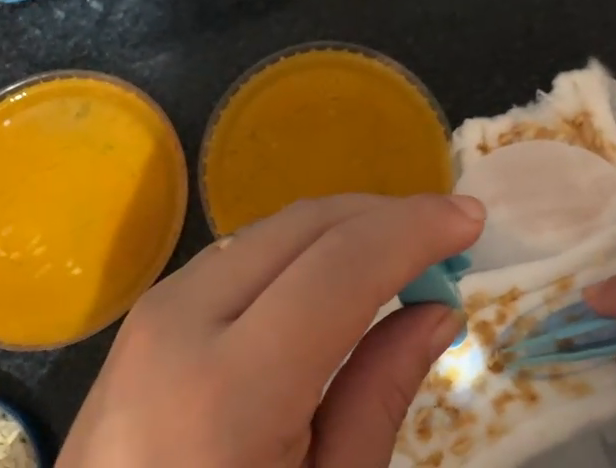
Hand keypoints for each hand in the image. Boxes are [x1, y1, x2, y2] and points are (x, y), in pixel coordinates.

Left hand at [58, 193, 484, 467]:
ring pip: (269, 230)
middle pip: (302, 226)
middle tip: (447, 237)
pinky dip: (297, 252)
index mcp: (227, 390)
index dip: (414, 230)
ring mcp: (152, 313)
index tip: (471, 218)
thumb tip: (435, 310)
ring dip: (342, 229)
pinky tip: (333, 278)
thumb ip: (377, 398)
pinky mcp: (145, 316)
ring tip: (400, 257)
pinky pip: (237, 256)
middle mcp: (180, 323)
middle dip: (383, 217)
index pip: (340, 265)